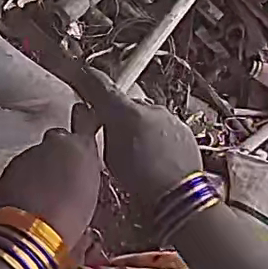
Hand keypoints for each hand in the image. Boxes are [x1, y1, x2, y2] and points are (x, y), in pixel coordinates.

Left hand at [0, 124, 101, 245]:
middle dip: (58, 150)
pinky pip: (19, 169)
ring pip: (36, 155)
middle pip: (57, 138)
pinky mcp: (10, 167)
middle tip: (60, 174)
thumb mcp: (91, 191)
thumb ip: (86, 171)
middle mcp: (56, 142)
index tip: (83, 113)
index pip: (85, 119)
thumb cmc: (74, 215)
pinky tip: (27, 199)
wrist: (36, 230)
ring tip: (42, 194)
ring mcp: (30, 152)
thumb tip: (80, 173)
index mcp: (83, 146)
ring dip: (39, 168)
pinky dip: (22, 180)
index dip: (83, 118)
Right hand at [69, 81, 201, 209]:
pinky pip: (165, 126)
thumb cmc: (141, 182)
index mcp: (126, 114)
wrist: (180, 196)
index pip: (103, 88)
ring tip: (141, 154)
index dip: (91, 79)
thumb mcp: (110, 159)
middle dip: (121, 116)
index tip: (84, 72)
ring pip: (148, 116)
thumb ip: (103, 132)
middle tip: (118, 138)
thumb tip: (97, 119)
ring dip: (142, 127)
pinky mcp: (183, 128)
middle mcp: (150, 108)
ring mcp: (169, 117)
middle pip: (128, 104)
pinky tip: (158, 156)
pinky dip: (159, 136)